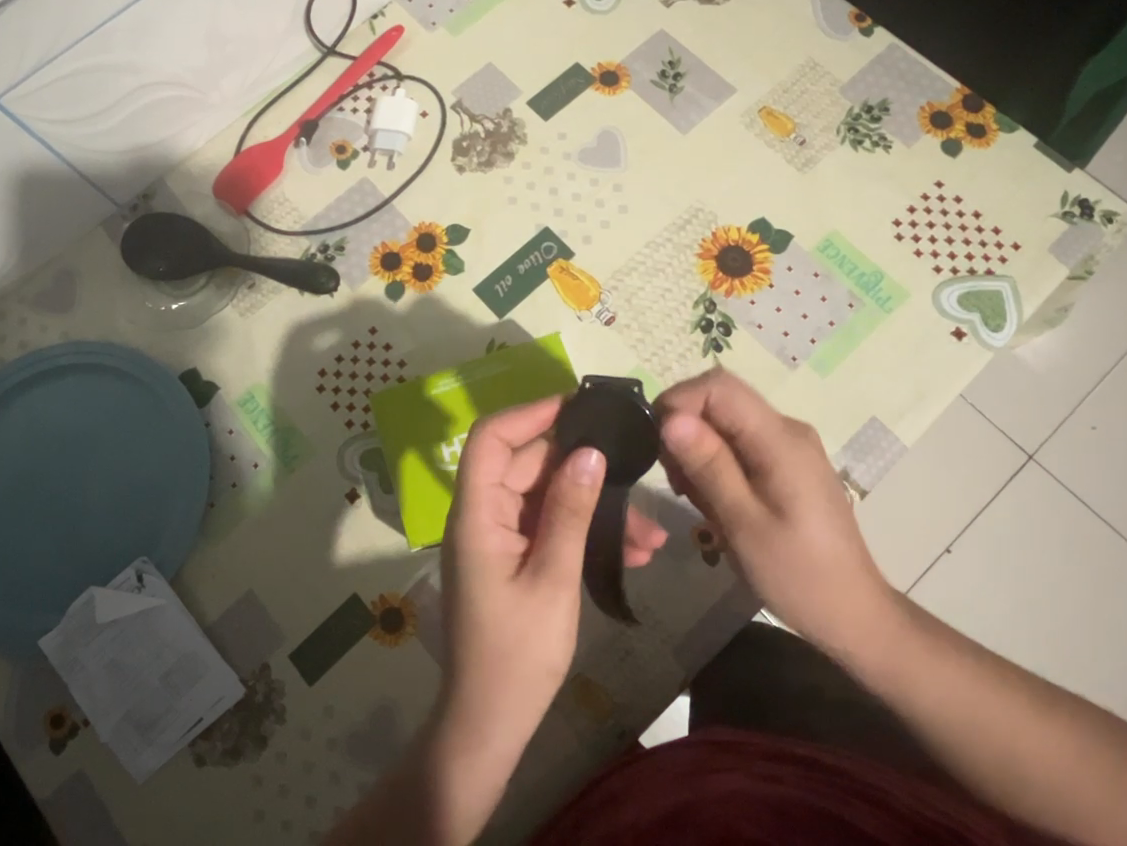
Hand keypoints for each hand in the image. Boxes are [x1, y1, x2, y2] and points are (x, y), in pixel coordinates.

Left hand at [435, 397, 665, 751]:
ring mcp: (499, 538)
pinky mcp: (514, 559)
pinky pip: (550, 528)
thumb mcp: (553, 579)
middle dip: (583, 469)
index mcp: (476, 514)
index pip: (491, 439)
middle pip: (527, 467)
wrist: (492, 720)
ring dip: (595, 508)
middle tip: (636, 475)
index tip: (579, 406)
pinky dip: (586, 533)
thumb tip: (589, 453)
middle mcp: (483, 517)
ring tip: (649, 535)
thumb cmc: (518, 653)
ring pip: (547, 499)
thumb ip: (570, 512)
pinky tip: (634, 554)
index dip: (530, 414)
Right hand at [654, 368, 897, 654]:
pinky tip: (714, 504)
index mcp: (781, 439)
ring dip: (697, 452)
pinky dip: (715, 466)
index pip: (719, 386)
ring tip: (696, 501)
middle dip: (685, 431)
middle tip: (677, 483)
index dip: (679, 403)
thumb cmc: (797, 574)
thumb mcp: (743, 524)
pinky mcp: (786, 466)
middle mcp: (787, 431)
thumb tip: (670, 419)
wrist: (851, 613)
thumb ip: (709, 466)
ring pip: (725, 424)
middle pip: (720, 402)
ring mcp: (789, 448)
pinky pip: (739, 446)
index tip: (656, 445)